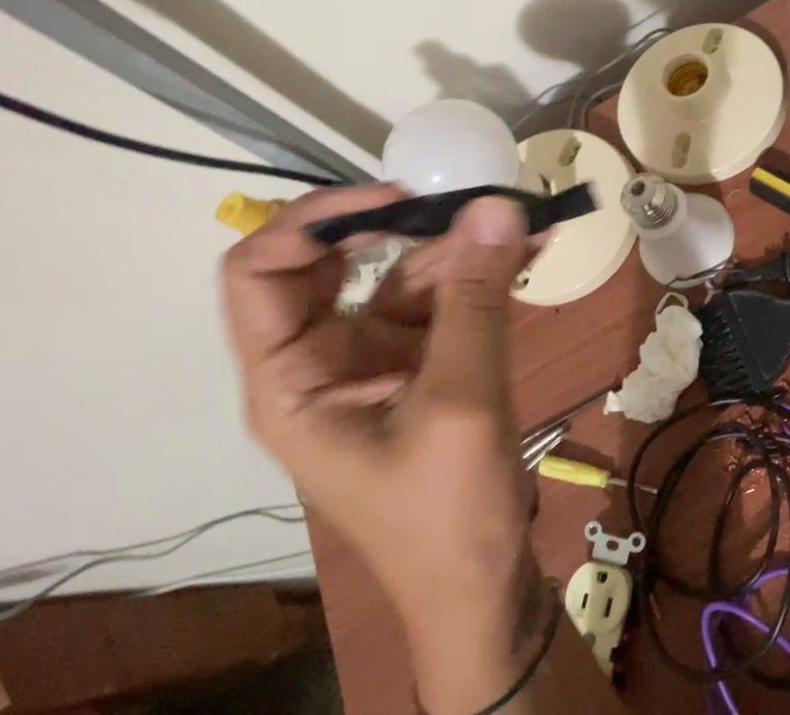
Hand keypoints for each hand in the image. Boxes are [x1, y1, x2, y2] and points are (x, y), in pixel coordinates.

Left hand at [221, 187, 545, 712]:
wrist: (483, 590)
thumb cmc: (447, 514)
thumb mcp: (460, 402)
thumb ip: (475, 299)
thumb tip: (497, 205)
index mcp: (290, 380)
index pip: (261, 272)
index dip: (317, 221)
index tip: (398, 200)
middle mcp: (321, 361)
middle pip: (334, 265)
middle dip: (400, 227)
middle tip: (465, 202)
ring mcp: (375, 364)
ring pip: (401, 279)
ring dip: (460, 249)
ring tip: (523, 221)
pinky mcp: (422, 371)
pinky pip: (446, 306)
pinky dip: (483, 279)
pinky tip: (529, 255)